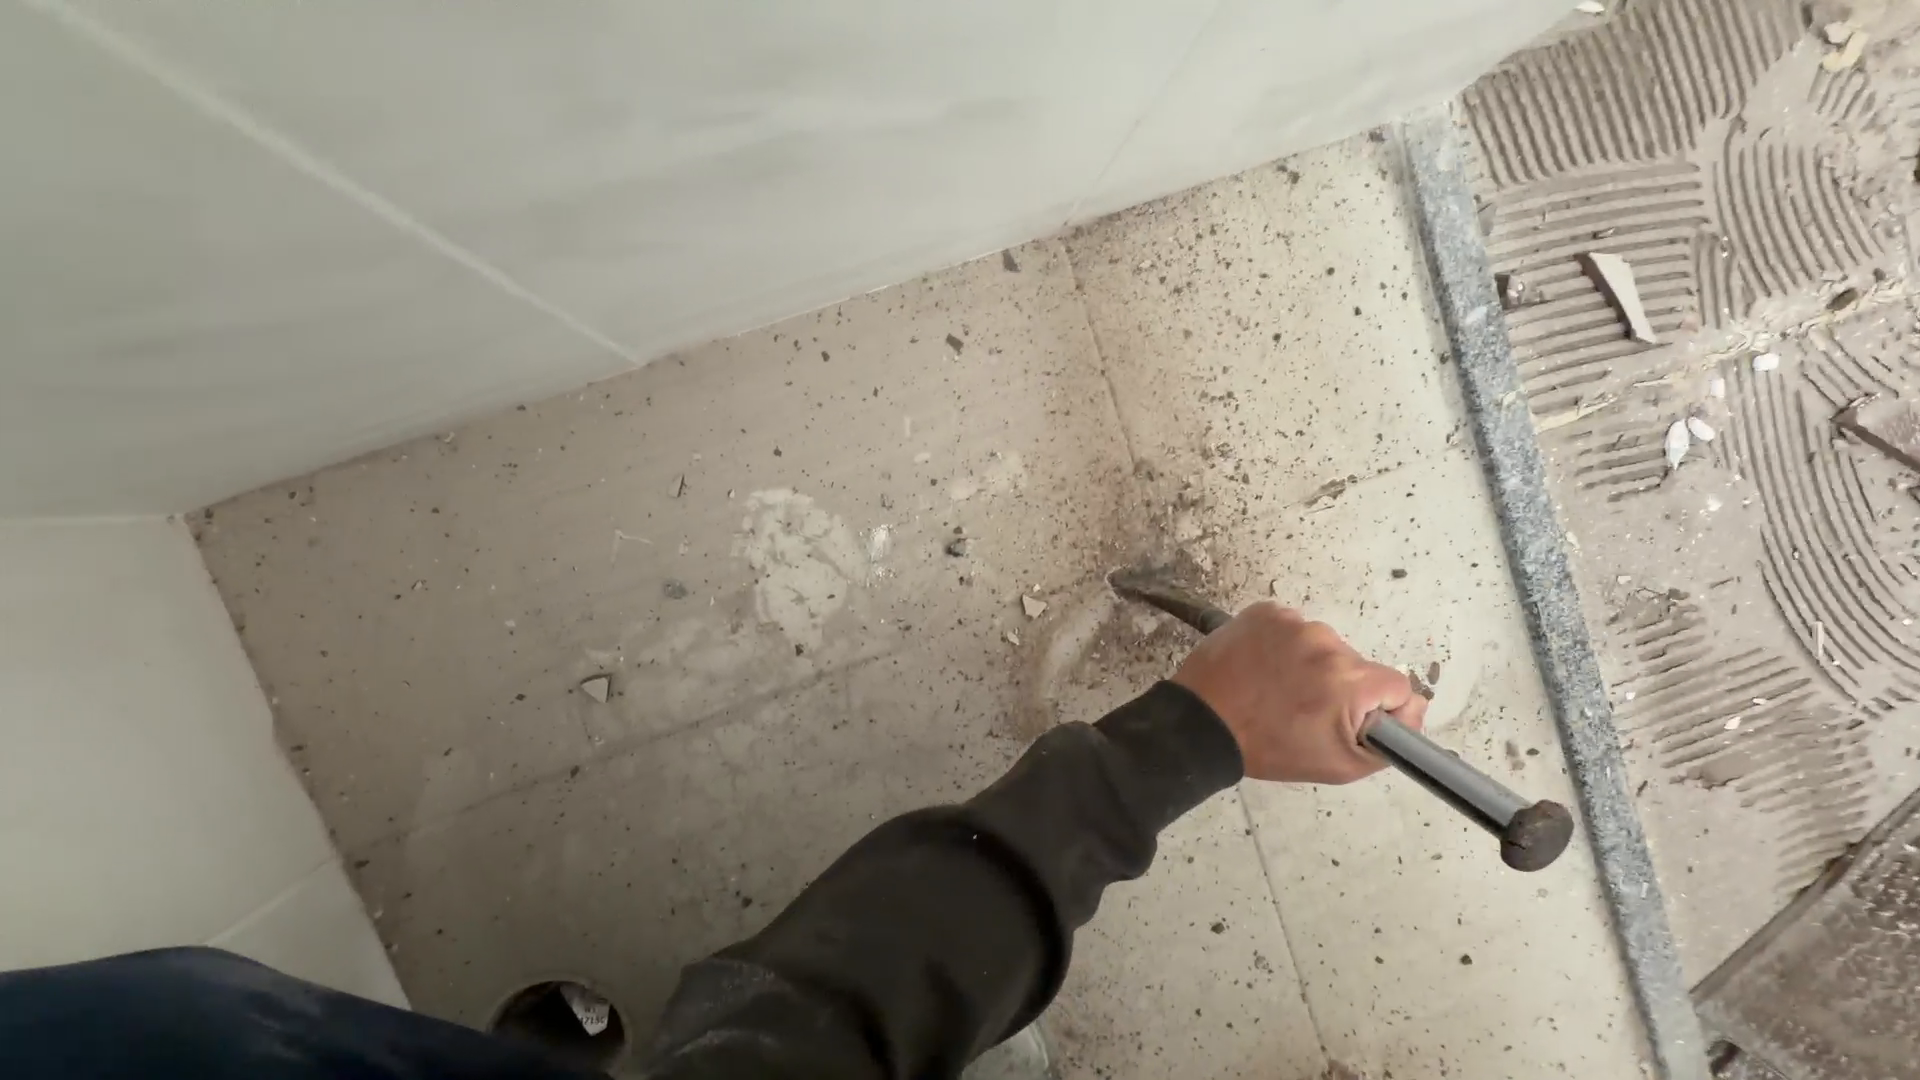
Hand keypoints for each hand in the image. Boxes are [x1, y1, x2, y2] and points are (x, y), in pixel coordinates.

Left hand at [1171, 602, 1425, 783]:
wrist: (1202, 722)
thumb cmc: (1268, 747)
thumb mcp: (1341, 764)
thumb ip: (1391, 741)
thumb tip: (1411, 710)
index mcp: (1349, 679)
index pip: (1396, 686)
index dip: (1379, 708)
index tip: (1350, 719)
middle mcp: (1325, 641)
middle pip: (1355, 664)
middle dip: (1338, 686)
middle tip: (1302, 708)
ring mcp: (1291, 622)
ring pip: (1322, 645)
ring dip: (1309, 664)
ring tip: (1277, 689)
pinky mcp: (1264, 612)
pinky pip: (1291, 629)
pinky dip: (1283, 646)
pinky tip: (1264, 668)